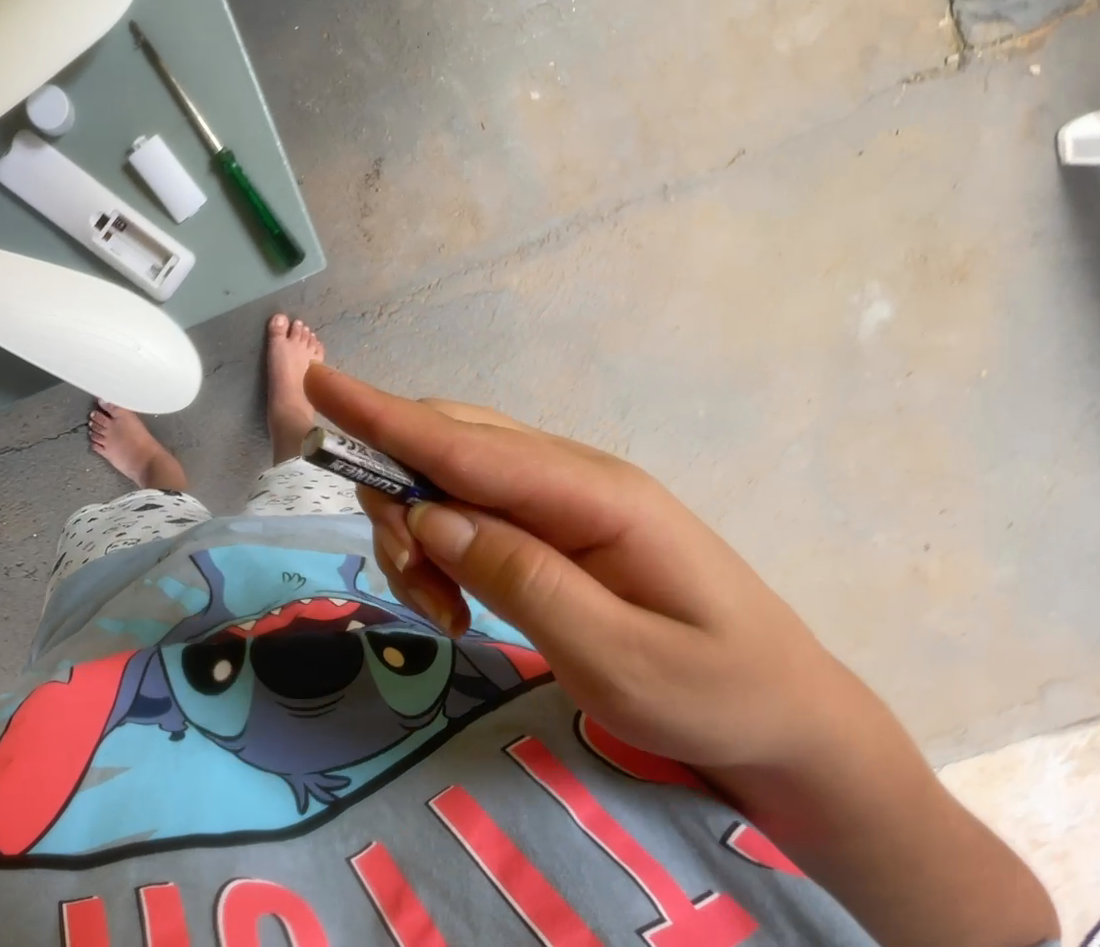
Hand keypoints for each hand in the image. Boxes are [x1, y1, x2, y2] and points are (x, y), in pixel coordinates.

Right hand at [304, 364, 892, 774]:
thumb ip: (523, 582)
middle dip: (394, 500)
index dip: (382, 415)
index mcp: (594, 495)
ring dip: (412, 534)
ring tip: (443, 611)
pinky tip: (456, 602)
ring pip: (442, 477)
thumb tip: (431, 518)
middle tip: (415, 586)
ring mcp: (556, 497)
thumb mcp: (621, 660)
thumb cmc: (714, 693)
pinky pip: (460, 510)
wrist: (782, 716)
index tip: (317, 384)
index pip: (465, 445)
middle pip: (443, 445)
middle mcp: (567, 477)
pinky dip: (433, 550)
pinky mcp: (544, 523)